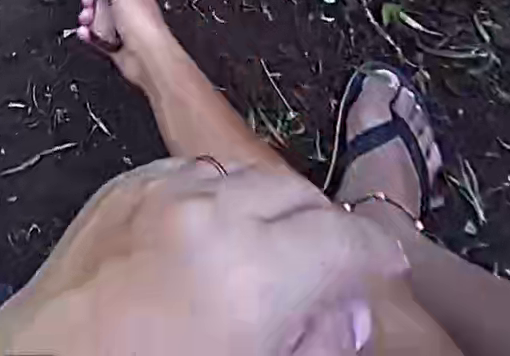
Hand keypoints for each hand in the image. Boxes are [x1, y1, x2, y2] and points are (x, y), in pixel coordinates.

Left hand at [0, 158, 403, 355]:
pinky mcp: (126, 182)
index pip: (340, 238)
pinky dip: (211, 196)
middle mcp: (208, 211)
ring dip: (261, 206)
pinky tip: (203, 237)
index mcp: (250, 273)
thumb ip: (313, 340)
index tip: (384, 261)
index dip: (372, 250)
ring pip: (241, 173)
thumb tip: (346, 307)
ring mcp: (161, 187)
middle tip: (324, 264)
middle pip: (292, 191)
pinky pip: (189, 171)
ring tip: (259, 252)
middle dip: (318, 224)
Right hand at [77, 0, 177, 87]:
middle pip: (108, 2)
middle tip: (87, 3)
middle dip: (94, 1)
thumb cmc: (144, 27)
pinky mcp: (117, 47)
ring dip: (90, 19)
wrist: (148, 58)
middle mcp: (133, 12)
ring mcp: (125, 31)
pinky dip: (90, 36)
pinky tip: (85, 33)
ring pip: (102, 21)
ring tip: (85, 18)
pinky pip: (100, 39)